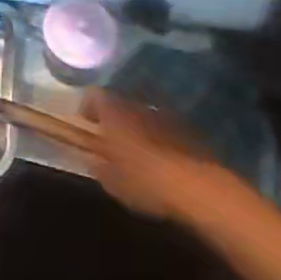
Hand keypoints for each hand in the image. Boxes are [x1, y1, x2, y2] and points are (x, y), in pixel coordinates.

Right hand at [84, 90, 232, 221]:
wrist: (195, 185)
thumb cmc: (144, 181)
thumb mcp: (112, 183)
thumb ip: (98, 167)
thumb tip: (92, 159)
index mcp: (114, 112)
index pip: (93, 94)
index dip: (86, 108)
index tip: (85, 128)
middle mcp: (136, 104)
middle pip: (118, 103)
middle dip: (112, 120)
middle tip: (109, 146)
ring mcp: (162, 112)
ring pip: (140, 113)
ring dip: (134, 128)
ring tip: (135, 156)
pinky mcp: (182, 124)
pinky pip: (160, 124)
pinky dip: (155, 136)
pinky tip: (159, 161)